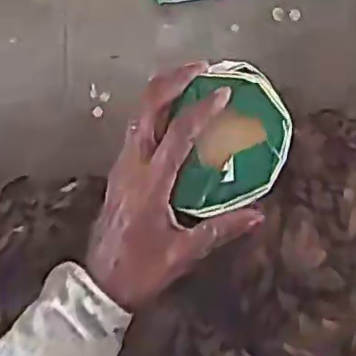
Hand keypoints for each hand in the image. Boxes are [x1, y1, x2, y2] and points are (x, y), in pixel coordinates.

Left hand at [85, 63, 264, 310]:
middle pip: (147, 108)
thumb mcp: (182, 253)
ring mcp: (122, 164)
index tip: (223, 92)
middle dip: (174, 81)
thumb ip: (220, 229)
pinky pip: (138, 123)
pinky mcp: (121, 166)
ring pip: (139, 111)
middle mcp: (132, 165)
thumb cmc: (139, 271)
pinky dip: (157, 104)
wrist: (96, 288)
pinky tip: (176, 104)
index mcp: (150, 183)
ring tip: (190, 75)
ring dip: (164, 88)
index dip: (202, 110)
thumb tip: (259, 214)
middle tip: (202, 67)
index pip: (178, 135)